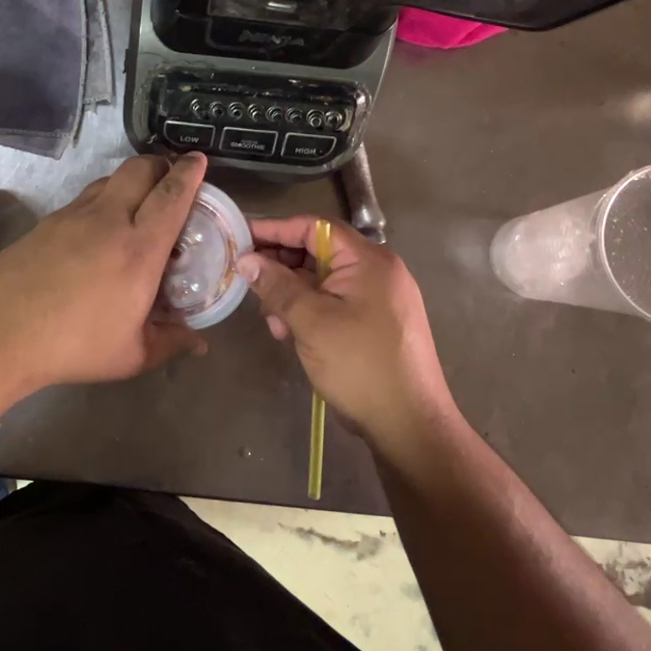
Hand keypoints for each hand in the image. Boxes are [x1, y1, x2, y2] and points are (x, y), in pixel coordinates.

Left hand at [0, 153, 208, 389]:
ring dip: (130, 179)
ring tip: (137, 200)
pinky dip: (102, 198)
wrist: (1, 333)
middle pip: (140, 169)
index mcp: (139, 249)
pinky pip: (84, 197)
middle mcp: (109, 220)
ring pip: (109, 179)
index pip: (171, 196)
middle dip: (161, 164)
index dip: (189, 173)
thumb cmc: (74, 346)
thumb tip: (199, 342)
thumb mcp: (131, 355)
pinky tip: (98, 225)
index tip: (199, 159)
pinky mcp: (47, 221)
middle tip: (171, 177)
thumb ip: (170, 342)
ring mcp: (73, 216)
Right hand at [237, 216, 453, 441]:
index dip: (275, 230)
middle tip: (250, 286)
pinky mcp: (376, 322)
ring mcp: (379, 298)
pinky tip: (290, 334)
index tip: (241, 239)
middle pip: (318, 253)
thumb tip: (246, 259)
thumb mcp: (311, 322)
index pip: (314, 227)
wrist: (409, 424)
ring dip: (292, 296)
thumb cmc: (360, 365)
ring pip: (323, 281)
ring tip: (273, 323)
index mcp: (368, 260)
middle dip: (281, 269)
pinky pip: (335, 303)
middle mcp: (377, 271)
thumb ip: (277, 286)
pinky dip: (310, 312)